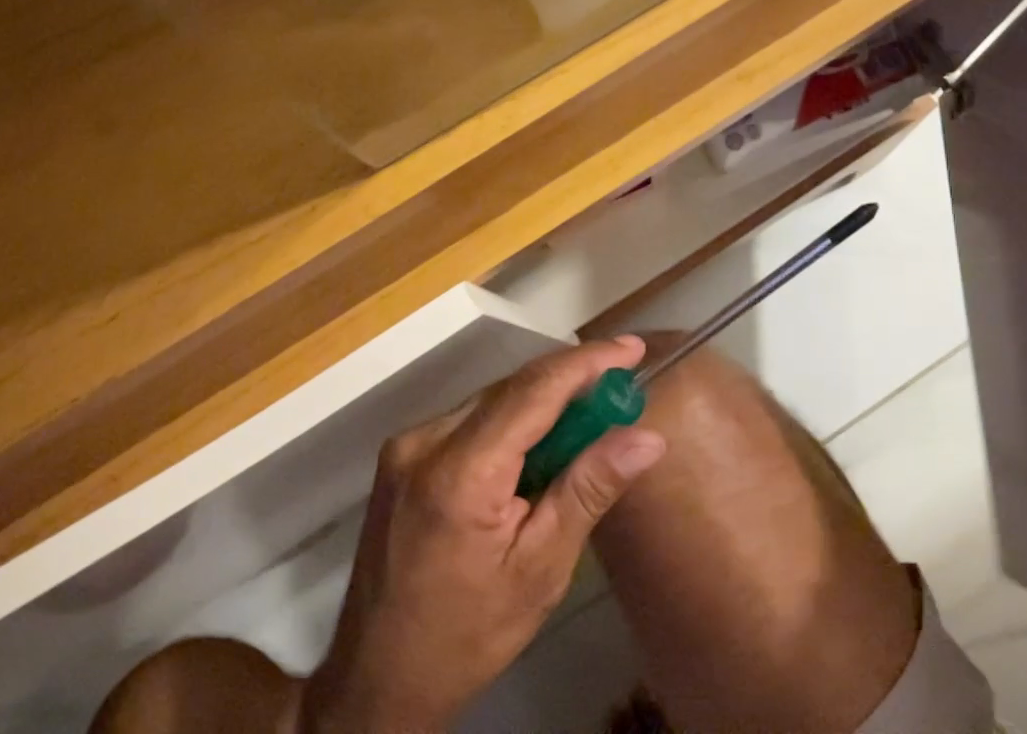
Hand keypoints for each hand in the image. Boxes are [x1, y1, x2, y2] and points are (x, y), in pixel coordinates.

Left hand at [301, 337, 667, 731]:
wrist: (379, 678)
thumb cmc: (468, 634)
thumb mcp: (541, 568)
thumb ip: (589, 489)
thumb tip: (646, 436)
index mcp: (460, 471)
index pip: (535, 390)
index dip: (588, 362)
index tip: (633, 348)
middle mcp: (425, 441)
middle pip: (512, 389)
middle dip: (571, 383)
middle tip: (623, 388)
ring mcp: (406, 448)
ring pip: (491, 401)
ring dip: (543, 404)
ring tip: (592, 421)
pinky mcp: (401, 460)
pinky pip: (469, 422)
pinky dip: (512, 424)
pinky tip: (540, 450)